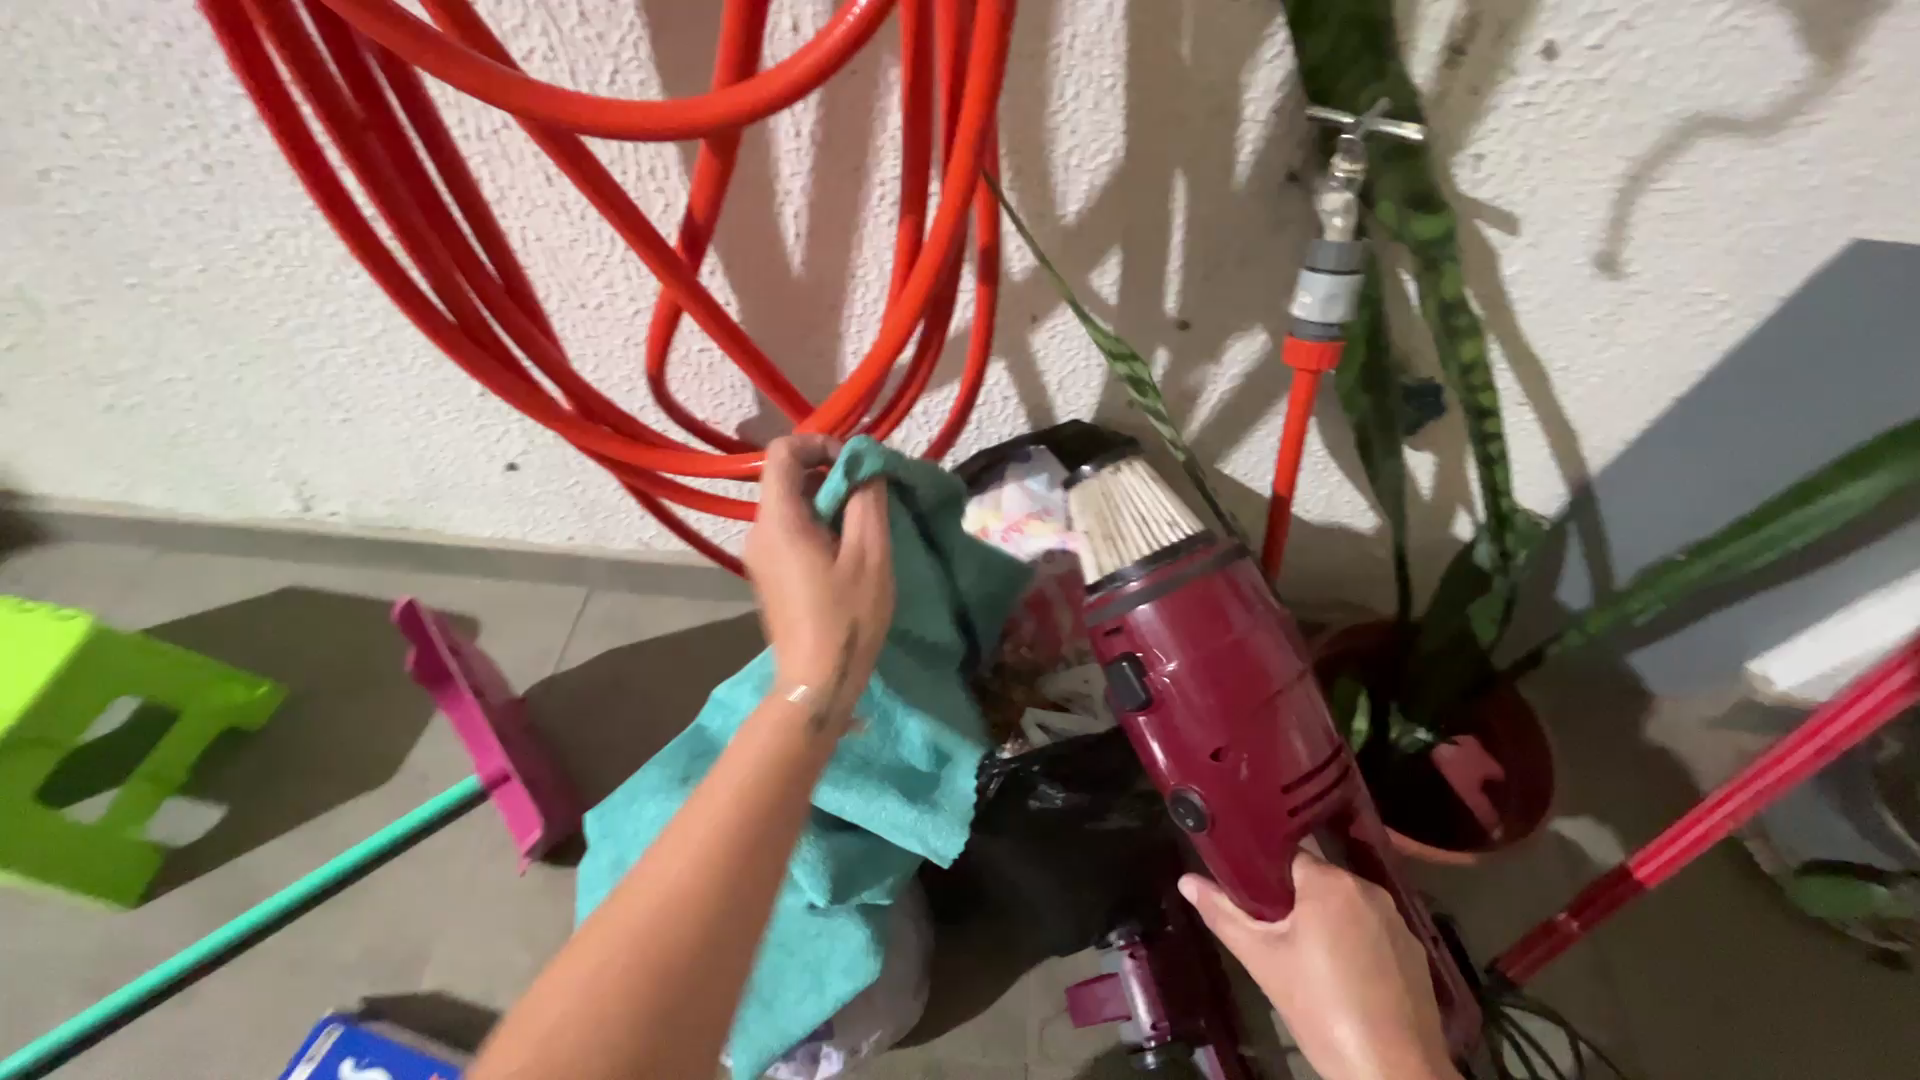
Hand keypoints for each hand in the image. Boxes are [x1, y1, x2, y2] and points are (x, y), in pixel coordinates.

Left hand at [744, 435, 893, 734]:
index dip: (819, 443)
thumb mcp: (870, 555)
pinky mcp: (768, 573)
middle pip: (787, 478)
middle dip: (830, 475)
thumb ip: (867, 500)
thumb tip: (865, 463)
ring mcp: (759, 555)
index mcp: (778, 521)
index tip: (855, 464)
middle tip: (870, 498)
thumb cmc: (847, 618)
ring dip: (828, 502)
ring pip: (791, 505)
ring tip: (864, 528)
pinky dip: (818, 525)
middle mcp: (758, 531)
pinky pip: (790, 530)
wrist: (816, 682)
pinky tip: (846, 553)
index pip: (782, 452)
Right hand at [1179, 854, 1460, 1079]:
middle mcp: (1367, 890)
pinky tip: (1342, 977)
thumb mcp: (1262, 960)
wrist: (1394, 1073)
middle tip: (1270, 932)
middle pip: (1317, 881)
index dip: (1261, 872)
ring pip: (1345, 906)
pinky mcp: (1416, 952)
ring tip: (1304, 958)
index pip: (1286, 855)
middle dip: (1292, 901)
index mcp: (1329, 883)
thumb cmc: (1320, 1008)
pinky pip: (1372, 932)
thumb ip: (1222, 914)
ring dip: (1323, 922)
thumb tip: (1185, 880)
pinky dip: (1354, 944)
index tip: (1245, 892)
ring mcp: (1397, 921)